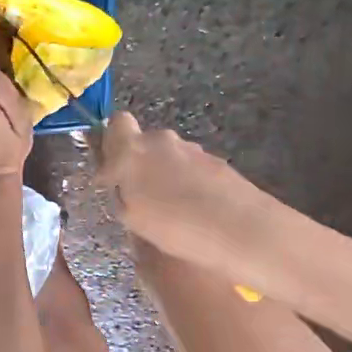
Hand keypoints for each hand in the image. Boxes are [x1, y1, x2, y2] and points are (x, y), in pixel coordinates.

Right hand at [98, 113, 265, 260]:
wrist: (239, 228)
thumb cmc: (175, 226)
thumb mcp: (132, 218)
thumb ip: (120, 194)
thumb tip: (120, 184)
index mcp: (132, 151)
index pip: (116, 123)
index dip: (111, 143)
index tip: (112, 171)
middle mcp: (161, 141)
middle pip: (143, 143)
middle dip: (139, 165)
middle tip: (141, 197)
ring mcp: (192, 149)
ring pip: (168, 157)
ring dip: (165, 175)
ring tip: (172, 210)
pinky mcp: (216, 161)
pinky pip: (190, 169)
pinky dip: (187, 183)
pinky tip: (195, 210)